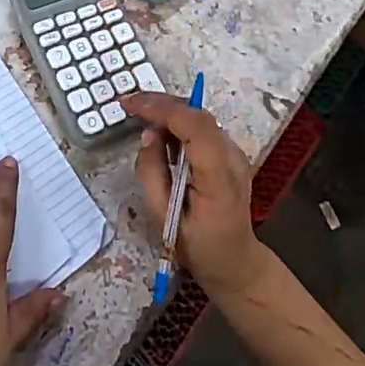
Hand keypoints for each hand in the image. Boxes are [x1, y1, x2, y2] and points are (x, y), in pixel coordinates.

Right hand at [127, 93, 271, 298]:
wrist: (235, 261)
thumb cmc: (197, 247)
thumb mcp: (163, 218)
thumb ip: (152, 173)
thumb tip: (148, 135)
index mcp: (218, 179)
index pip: (196, 129)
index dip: (163, 110)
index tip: (132, 105)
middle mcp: (233, 158)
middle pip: (198, 116)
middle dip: (161, 104)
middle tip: (129, 104)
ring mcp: (234, 153)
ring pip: (199, 117)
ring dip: (169, 111)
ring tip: (140, 115)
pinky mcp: (229, 153)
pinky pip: (202, 128)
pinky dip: (178, 122)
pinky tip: (160, 131)